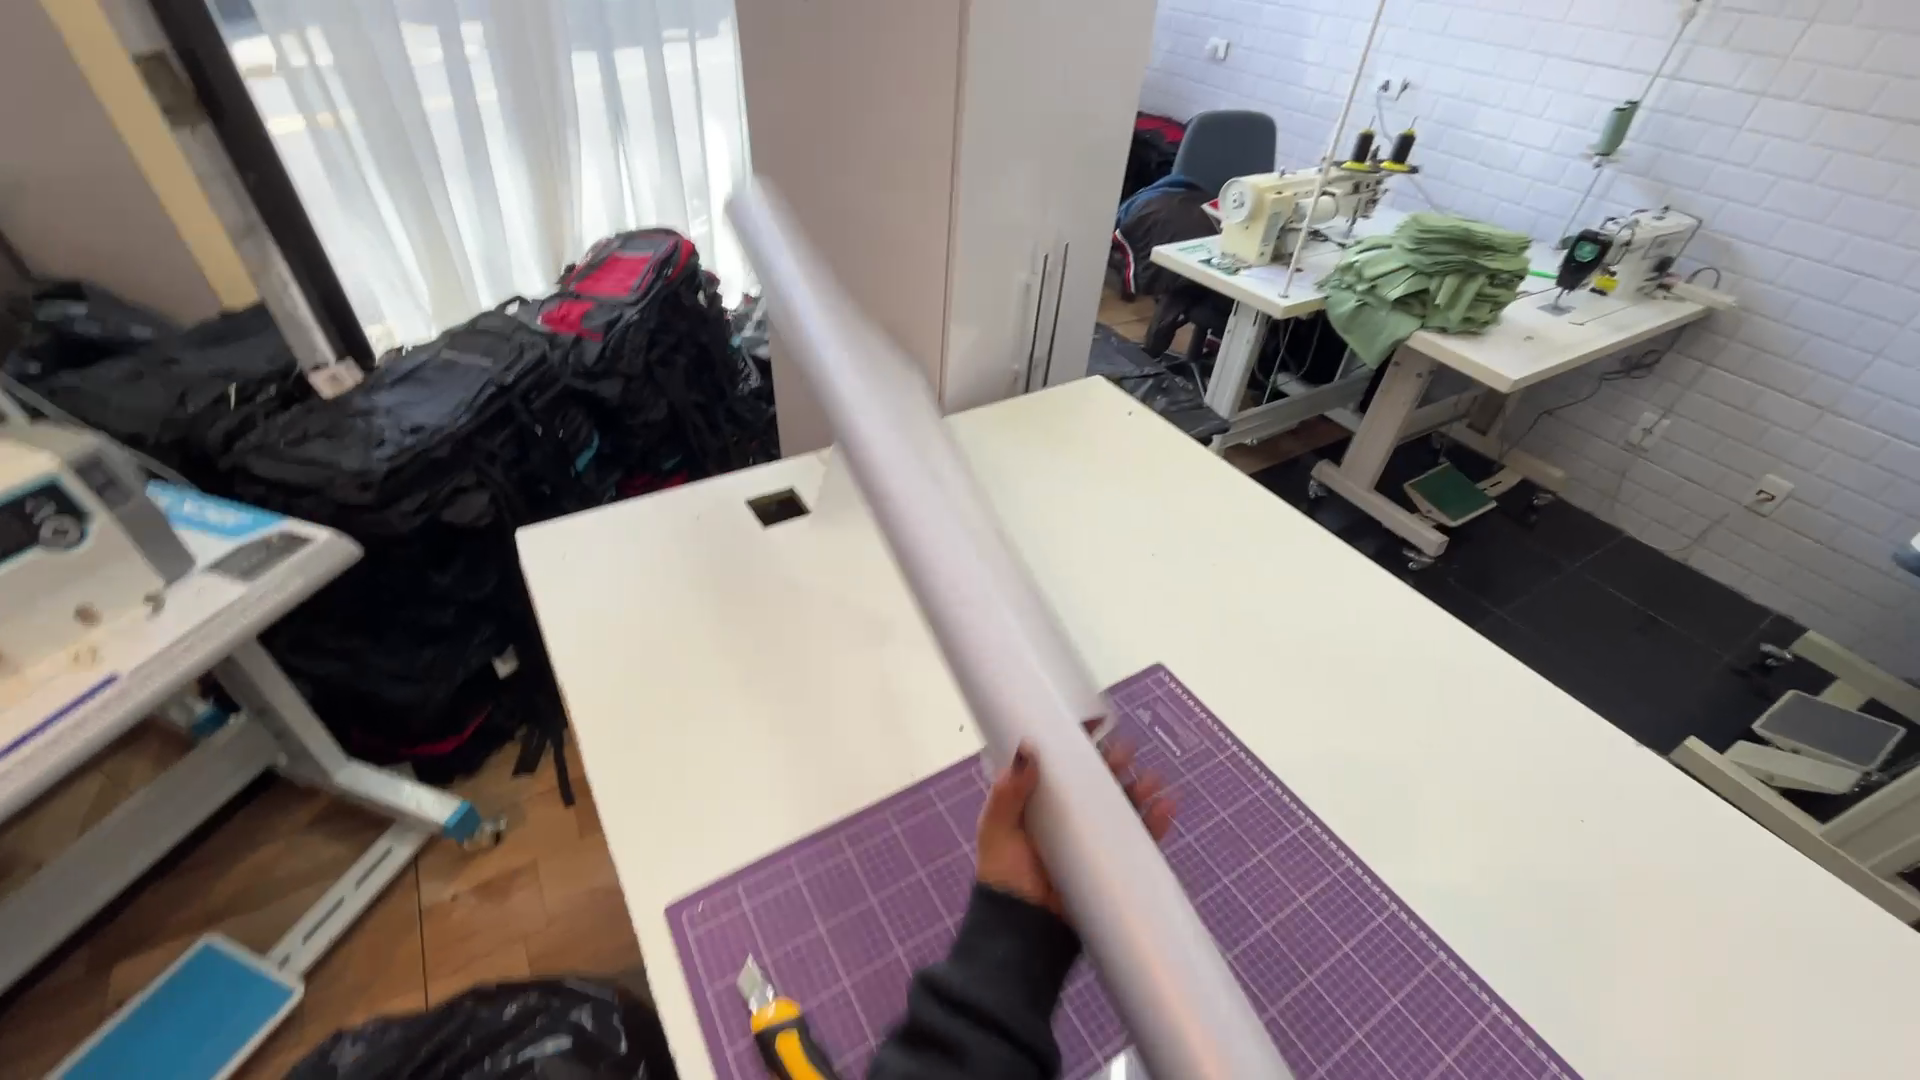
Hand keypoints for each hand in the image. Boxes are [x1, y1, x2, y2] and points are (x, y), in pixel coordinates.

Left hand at [975, 732, 1174, 916]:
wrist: (1022, 933)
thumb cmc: (1004, 875)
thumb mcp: (997, 828)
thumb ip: (1009, 791)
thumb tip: (1028, 748)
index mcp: (1037, 800)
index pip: (1061, 764)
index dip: (1078, 744)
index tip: (1095, 725)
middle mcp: (1066, 814)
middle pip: (1095, 781)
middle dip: (1114, 763)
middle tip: (1126, 750)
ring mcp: (1091, 839)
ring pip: (1121, 806)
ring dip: (1139, 789)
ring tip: (1152, 779)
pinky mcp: (1111, 864)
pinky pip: (1139, 839)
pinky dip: (1155, 823)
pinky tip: (1166, 808)